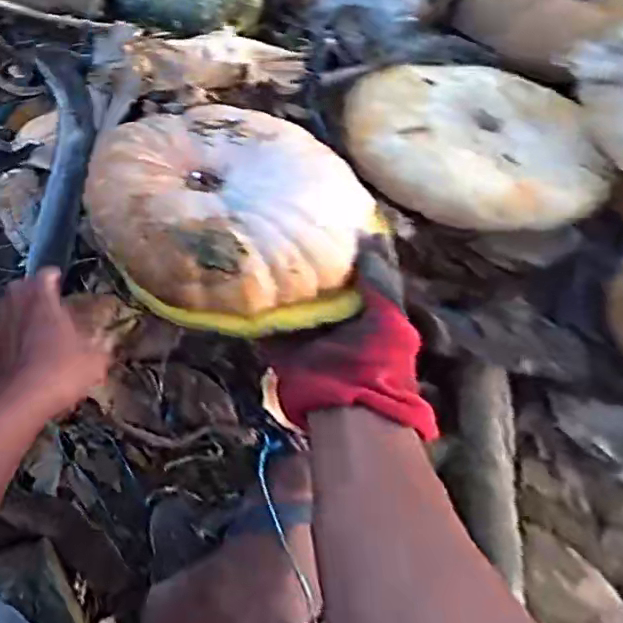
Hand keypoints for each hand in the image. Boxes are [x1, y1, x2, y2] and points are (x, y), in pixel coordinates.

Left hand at [0, 268, 113, 418]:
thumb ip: (100, 348)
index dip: (53, 275)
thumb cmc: (59, 371)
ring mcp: (0, 320)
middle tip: (47, 300)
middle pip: (22, 285)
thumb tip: (108, 344)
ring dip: (20, 308)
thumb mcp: (92, 362)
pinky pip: (2, 326)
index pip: (45, 274)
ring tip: (36, 322)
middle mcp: (16, 302)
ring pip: (9, 304)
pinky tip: (22, 345)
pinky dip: (11, 329)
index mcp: (41, 298)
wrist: (18, 396)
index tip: (60, 279)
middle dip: (33, 289)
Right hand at [262, 236, 438, 442]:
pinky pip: (256, 311)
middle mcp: (326, 310)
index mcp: (358, 304)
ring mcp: (297, 323)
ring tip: (245, 243)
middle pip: (306, 277)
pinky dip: (246, 297)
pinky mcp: (273, 335)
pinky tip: (233, 274)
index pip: (340, 267)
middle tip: (267, 225)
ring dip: (265, 274)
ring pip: (279, 291)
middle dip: (290, 256)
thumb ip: (379, 282)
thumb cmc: (376, 360)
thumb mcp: (389, 318)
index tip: (307, 219)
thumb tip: (368, 235)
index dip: (327, 245)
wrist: (345, 403)